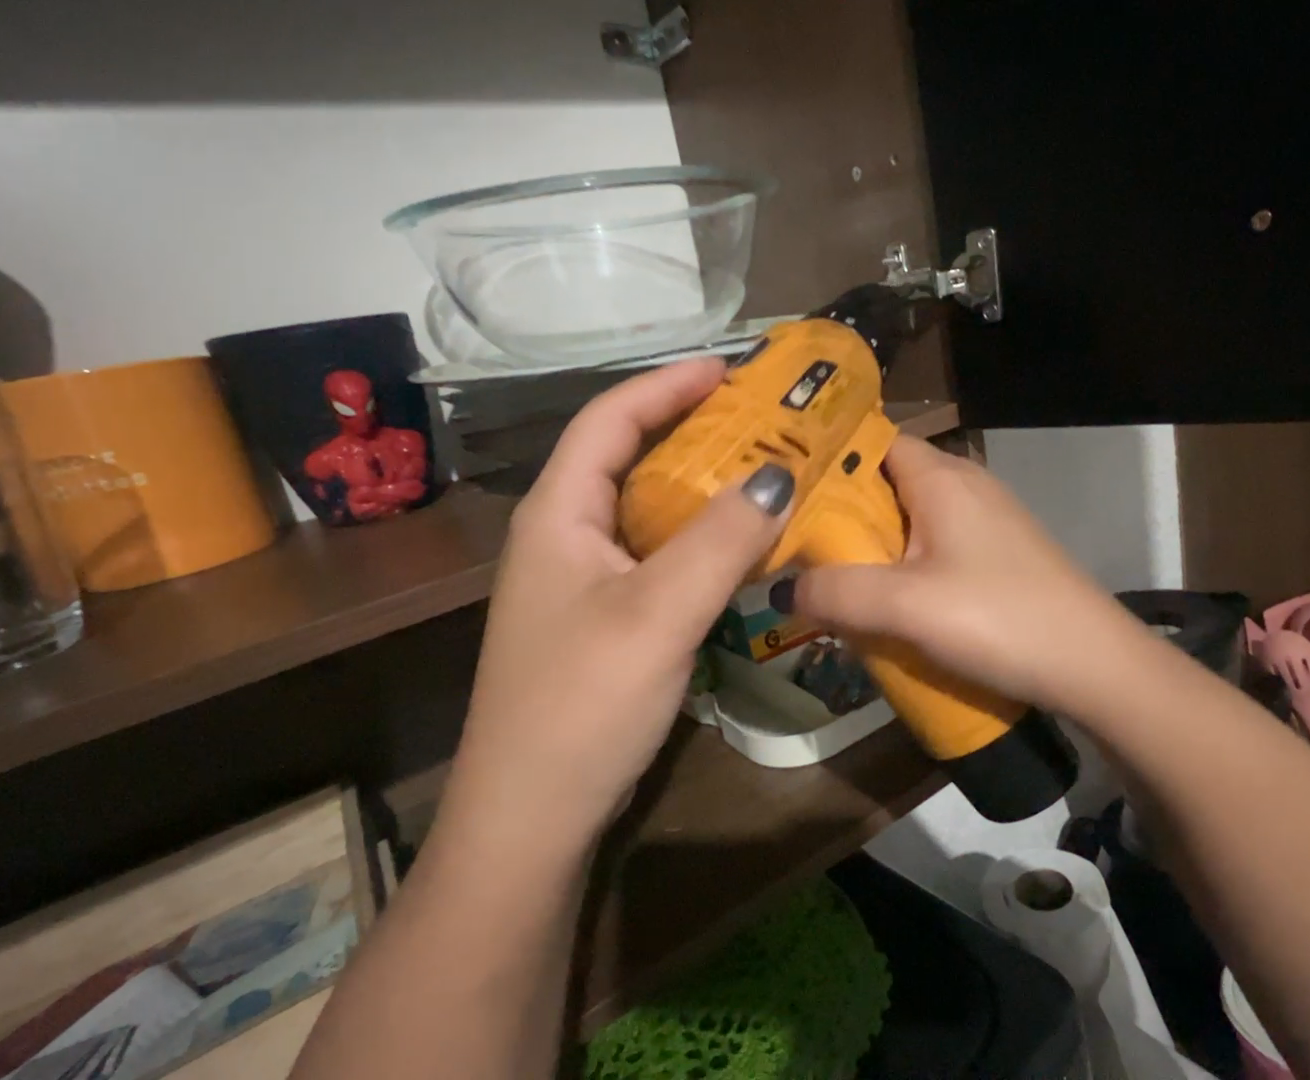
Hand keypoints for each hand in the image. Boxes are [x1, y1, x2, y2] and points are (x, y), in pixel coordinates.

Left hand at [443, 359, 794, 840]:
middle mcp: (562, 538)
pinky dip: (697, 544)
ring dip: (700, 491)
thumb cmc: (583, 703)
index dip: (667, 386)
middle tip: (764, 424)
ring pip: (644, 515)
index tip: (731, 369)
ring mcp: (579, 584)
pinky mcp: (600, 623)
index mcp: (557, 514)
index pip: (609, 421)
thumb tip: (779, 473)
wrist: (530, 816)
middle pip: (627, 461)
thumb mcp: (657, 614)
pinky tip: (740, 554)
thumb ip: (720, 540)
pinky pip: (654, 560)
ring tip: (765, 477)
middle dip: (692, 433)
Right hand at [792, 436, 1145, 715]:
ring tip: (820, 575)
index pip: (869, 440)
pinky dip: (899, 568)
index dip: (822, 456)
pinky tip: (880, 603)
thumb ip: (838, 593)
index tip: (776, 484)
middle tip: (784, 539)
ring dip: (867, 546)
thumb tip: (783, 589)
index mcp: (941, 477)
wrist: (1095, 668)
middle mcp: (963, 486)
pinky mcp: (996, 558)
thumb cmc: (999, 620)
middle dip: (836, 510)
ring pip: (906, 520)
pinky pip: (931, 549)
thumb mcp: (906, 608)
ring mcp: (984, 522)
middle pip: (883, 482)